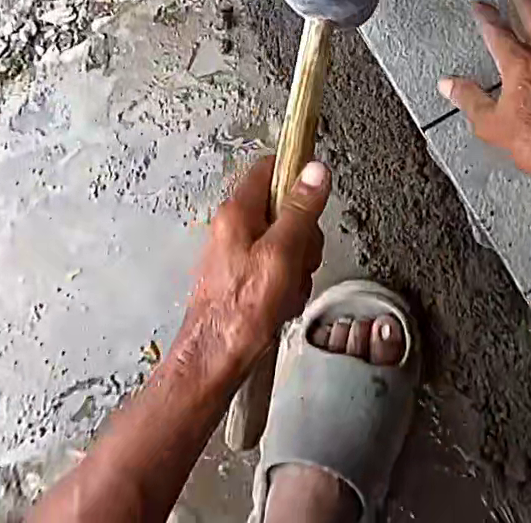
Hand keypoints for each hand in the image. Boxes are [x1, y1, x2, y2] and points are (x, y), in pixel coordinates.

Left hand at [176, 155, 329, 377]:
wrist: (214, 364)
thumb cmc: (242, 310)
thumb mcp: (282, 252)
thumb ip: (301, 209)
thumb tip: (316, 170)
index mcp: (238, 212)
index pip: (271, 167)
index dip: (297, 174)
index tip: (315, 194)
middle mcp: (234, 226)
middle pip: (287, 206)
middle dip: (305, 233)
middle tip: (301, 256)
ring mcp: (239, 252)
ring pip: (288, 239)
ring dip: (299, 262)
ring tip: (289, 286)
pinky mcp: (244, 276)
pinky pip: (280, 265)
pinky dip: (289, 281)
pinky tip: (283, 300)